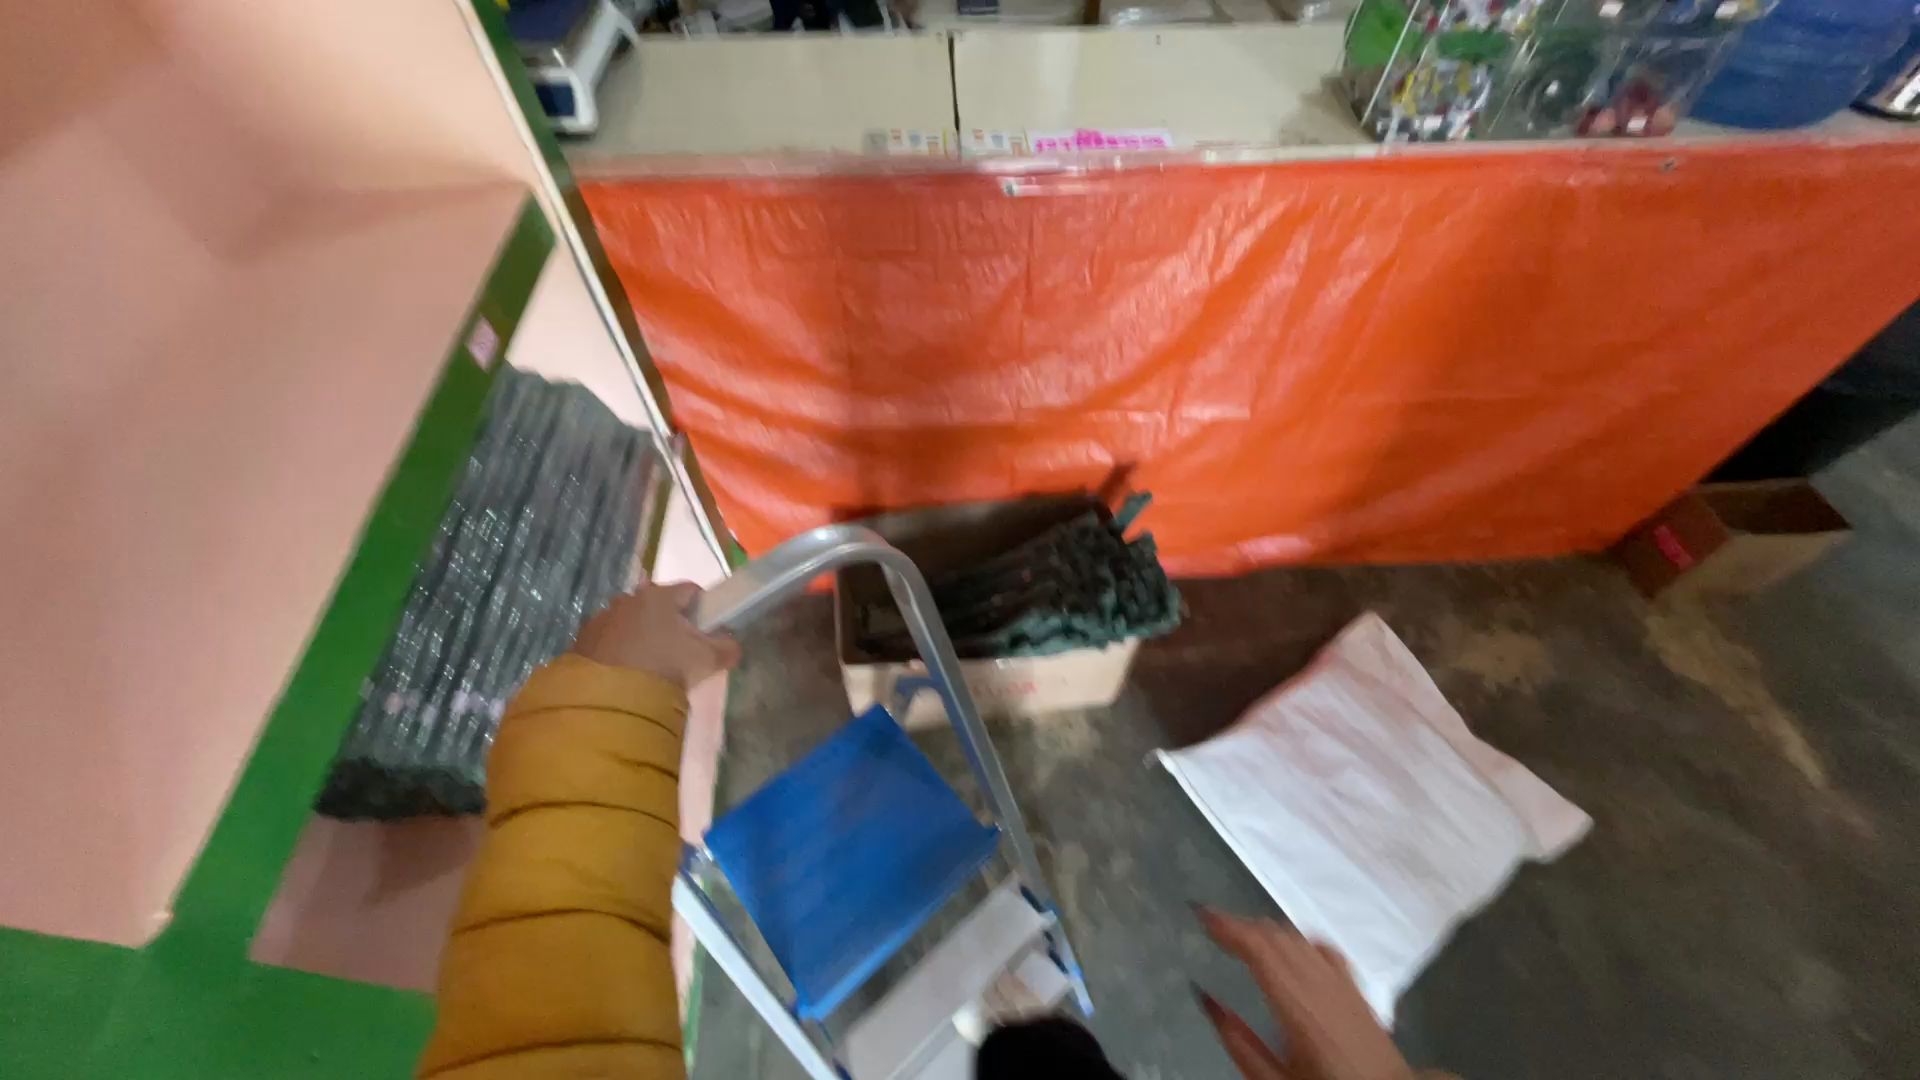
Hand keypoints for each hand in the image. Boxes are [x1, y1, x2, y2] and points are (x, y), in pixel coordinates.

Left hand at [571, 581, 741, 689]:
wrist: (608, 698)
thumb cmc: (665, 667)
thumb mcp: (708, 659)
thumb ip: (728, 647)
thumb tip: (732, 644)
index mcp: (660, 596)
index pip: (691, 590)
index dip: (705, 607)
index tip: (709, 629)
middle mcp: (628, 599)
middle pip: (659, 605)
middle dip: (671, 622)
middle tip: (681, 650)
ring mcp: (601, 619)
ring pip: (632, 622)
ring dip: (643, 636)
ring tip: (650, 665)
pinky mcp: (582, 641)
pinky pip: (609, 640)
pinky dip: (620, 651)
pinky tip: (627, 673)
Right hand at [1194, 908, 1451, 1079]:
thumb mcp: (1274, 1079)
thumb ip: (1238, 1041)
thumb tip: (1204, 996)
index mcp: (1296, 1004)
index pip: (1258, 947)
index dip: (1227, 924)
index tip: (1201, 912)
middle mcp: (1319, 983)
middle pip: (1275, 935)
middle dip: (1240, 925)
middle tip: (1213, 926)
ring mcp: (1341, 981)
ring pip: (1296, 937)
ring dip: (1265, 930)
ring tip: (1242, 936)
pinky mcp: (1357, 987)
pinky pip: (1321, 947)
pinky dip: (1296, 938)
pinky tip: (1288, 947)